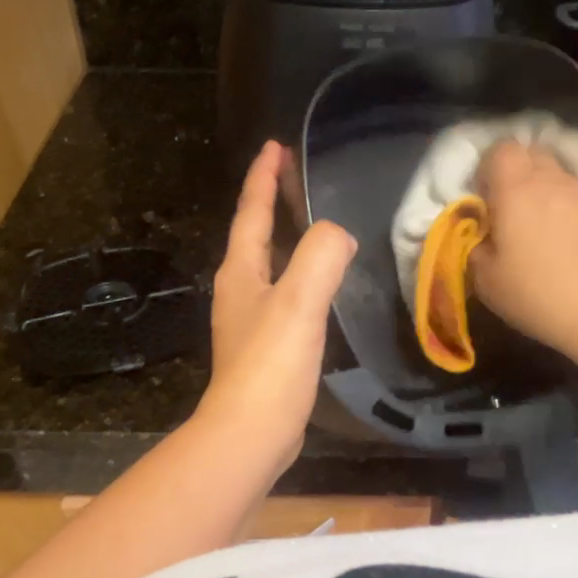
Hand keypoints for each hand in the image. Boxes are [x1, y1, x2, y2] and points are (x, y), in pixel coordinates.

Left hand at [196, 141, 357, 473]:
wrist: (252, 432)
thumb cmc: (271, 363)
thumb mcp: (299, 300)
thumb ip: (321, 256)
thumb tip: (338, 234)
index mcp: (240, 272)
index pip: (250, 211)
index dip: (263, 177)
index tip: (275, 146)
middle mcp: (238, 291)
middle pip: (254, 236)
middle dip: (272, 204)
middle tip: (297, 179)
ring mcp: (248, 321)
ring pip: (268, 267)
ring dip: (285, 241)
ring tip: (312, 227)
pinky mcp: (264, 349)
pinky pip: (283, 297)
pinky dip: (299, 278)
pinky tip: (320, 289)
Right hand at [468, 140, 577, 357]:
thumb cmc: (542, 295)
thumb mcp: (489, 284)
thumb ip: (477, 251)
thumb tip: (481, 239)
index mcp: (518, 190)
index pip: (502, 149)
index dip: (489, 168)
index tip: (484, 200)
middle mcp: (557, 182)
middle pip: (535, 156)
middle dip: (519, 176)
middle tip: (511, 215)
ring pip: (563, 182)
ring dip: (549, 199)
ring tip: (545, 239)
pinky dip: (576, 218)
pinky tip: (576, 253)